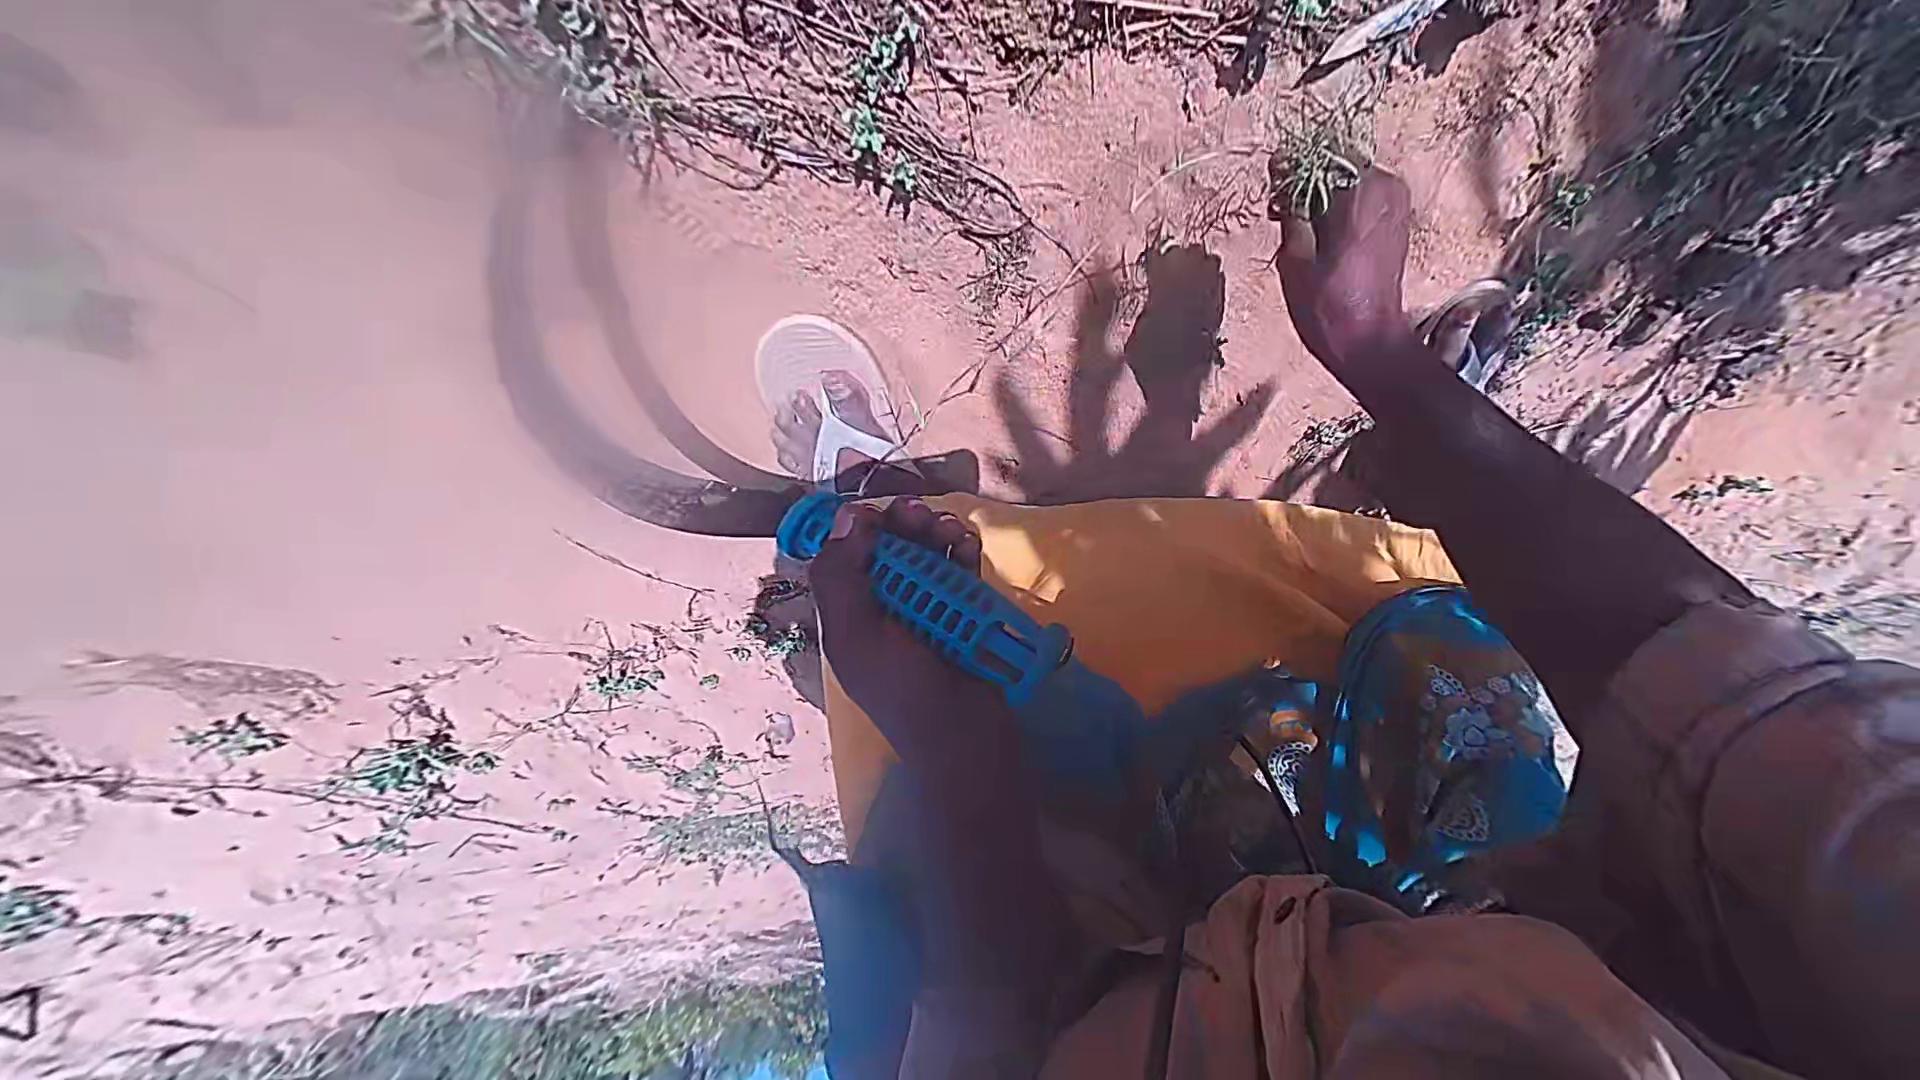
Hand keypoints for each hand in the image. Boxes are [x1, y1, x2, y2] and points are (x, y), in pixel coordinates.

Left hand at [809, 498, 1017, 773]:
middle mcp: (883, 609)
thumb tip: (846, 517)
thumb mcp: (858, 638)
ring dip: (938, 535)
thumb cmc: (906, 692)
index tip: (884, 516)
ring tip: (953, 530)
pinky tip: (969, 546)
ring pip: (927, 556)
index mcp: (849, 615)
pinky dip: (963, 555)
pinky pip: (959, 574)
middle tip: (923, 515)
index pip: (848, 555)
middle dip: (905, 526)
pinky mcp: (960, 615)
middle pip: (890, 550)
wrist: (967, 740)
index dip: (863, 529)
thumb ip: (842, 577)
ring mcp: (925, 611)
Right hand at [1273, 168, 1417, 368]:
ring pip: (1351, 182)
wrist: (1365, 337)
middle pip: (1339, 165)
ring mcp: (1396, 203)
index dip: (1292, 168)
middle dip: (1307, 183)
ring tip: (1297, 227)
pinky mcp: (1397, 220)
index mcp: (1361, 193)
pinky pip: (1364, 199)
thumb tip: (1282, 175)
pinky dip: (1339, 209)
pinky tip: (1319, 235)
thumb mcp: (1294, 258)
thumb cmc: (1326, 304)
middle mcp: (1387, 188)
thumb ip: (1291, 210)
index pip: (1323, 155)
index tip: (1272, 185)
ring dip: (1322, 198)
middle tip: (1279, 212)